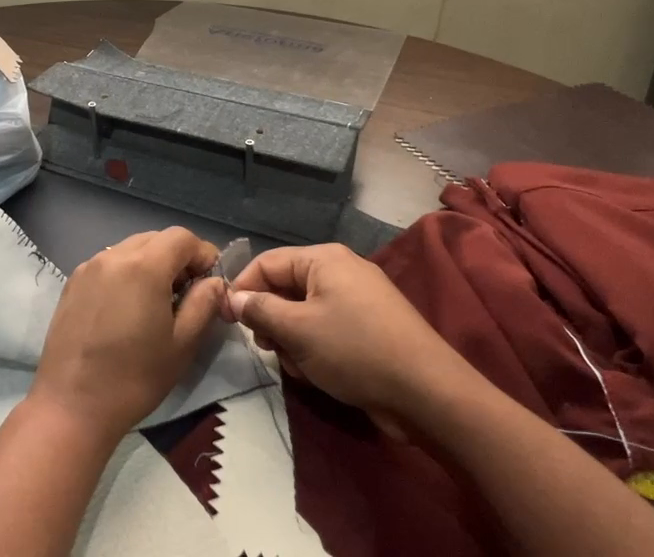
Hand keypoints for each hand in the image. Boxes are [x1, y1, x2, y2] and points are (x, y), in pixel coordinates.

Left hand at [29, 228, 226, 438]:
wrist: (73, 404)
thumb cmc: (135, 377)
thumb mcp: (182, 344)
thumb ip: (204, 304)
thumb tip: (215, 282)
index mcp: (143, 266)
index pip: (182, 237)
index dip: (203, 254)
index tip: (210, 283)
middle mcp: (113, 256)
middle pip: (154, 239)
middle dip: (177, 258)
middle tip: (187, 295)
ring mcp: (88, 268)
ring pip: (130, 249)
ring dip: (151, 264)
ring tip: (157, 303)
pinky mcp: (72, 283)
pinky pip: (108, 264)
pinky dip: (126, 273)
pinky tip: (127, 309)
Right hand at [224, 243, 476, 416]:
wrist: (427, 393)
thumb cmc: (355, 351)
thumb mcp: (297, 330)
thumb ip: (260, 310)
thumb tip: (233, 298)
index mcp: (324, 259)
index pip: (267, 262)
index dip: (242, 288)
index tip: (225, 319)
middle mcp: (341, 271)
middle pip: (285, 288)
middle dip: (272, 321)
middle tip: (267, 349)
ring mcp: (359, 300)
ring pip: (304, 314)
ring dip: (293, 341)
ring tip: (300, 367)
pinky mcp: (370, 328)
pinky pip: (327, 329)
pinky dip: (316, 349)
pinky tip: (320, 375)